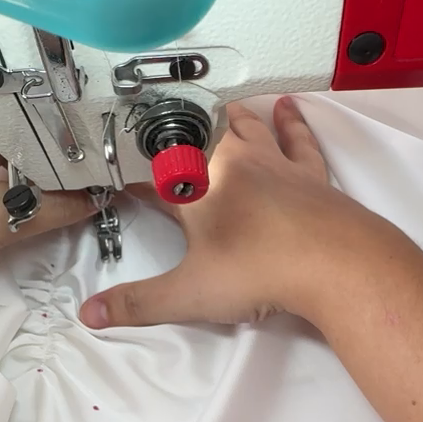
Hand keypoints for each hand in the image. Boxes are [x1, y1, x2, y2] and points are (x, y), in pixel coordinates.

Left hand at [0, 84, 93, 313]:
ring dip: (21, 160)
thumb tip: (99, 198)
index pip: (20, 91)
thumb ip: (55, 207)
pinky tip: (22, 191)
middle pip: (4, 113)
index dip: (65, 114)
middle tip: (94, 159)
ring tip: (68, 177)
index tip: (102, 135)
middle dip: (48, 140)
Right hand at [79, 97, 406, 329]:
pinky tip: (288, 108)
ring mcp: (274, 164)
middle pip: (198, 139)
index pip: (151, 176)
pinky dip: (291, 123)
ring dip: (228, 118)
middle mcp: (232, 164)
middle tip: (165, 132)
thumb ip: (137, 304)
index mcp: (196, 189)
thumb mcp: (188, 296)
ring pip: (246, 128)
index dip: (129, 178)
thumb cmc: (256, 273)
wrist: (334, 264)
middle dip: (177, 137)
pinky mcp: (310, 174)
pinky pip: (298, 140)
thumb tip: (88, 314)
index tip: (114, 178)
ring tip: (219, 107)